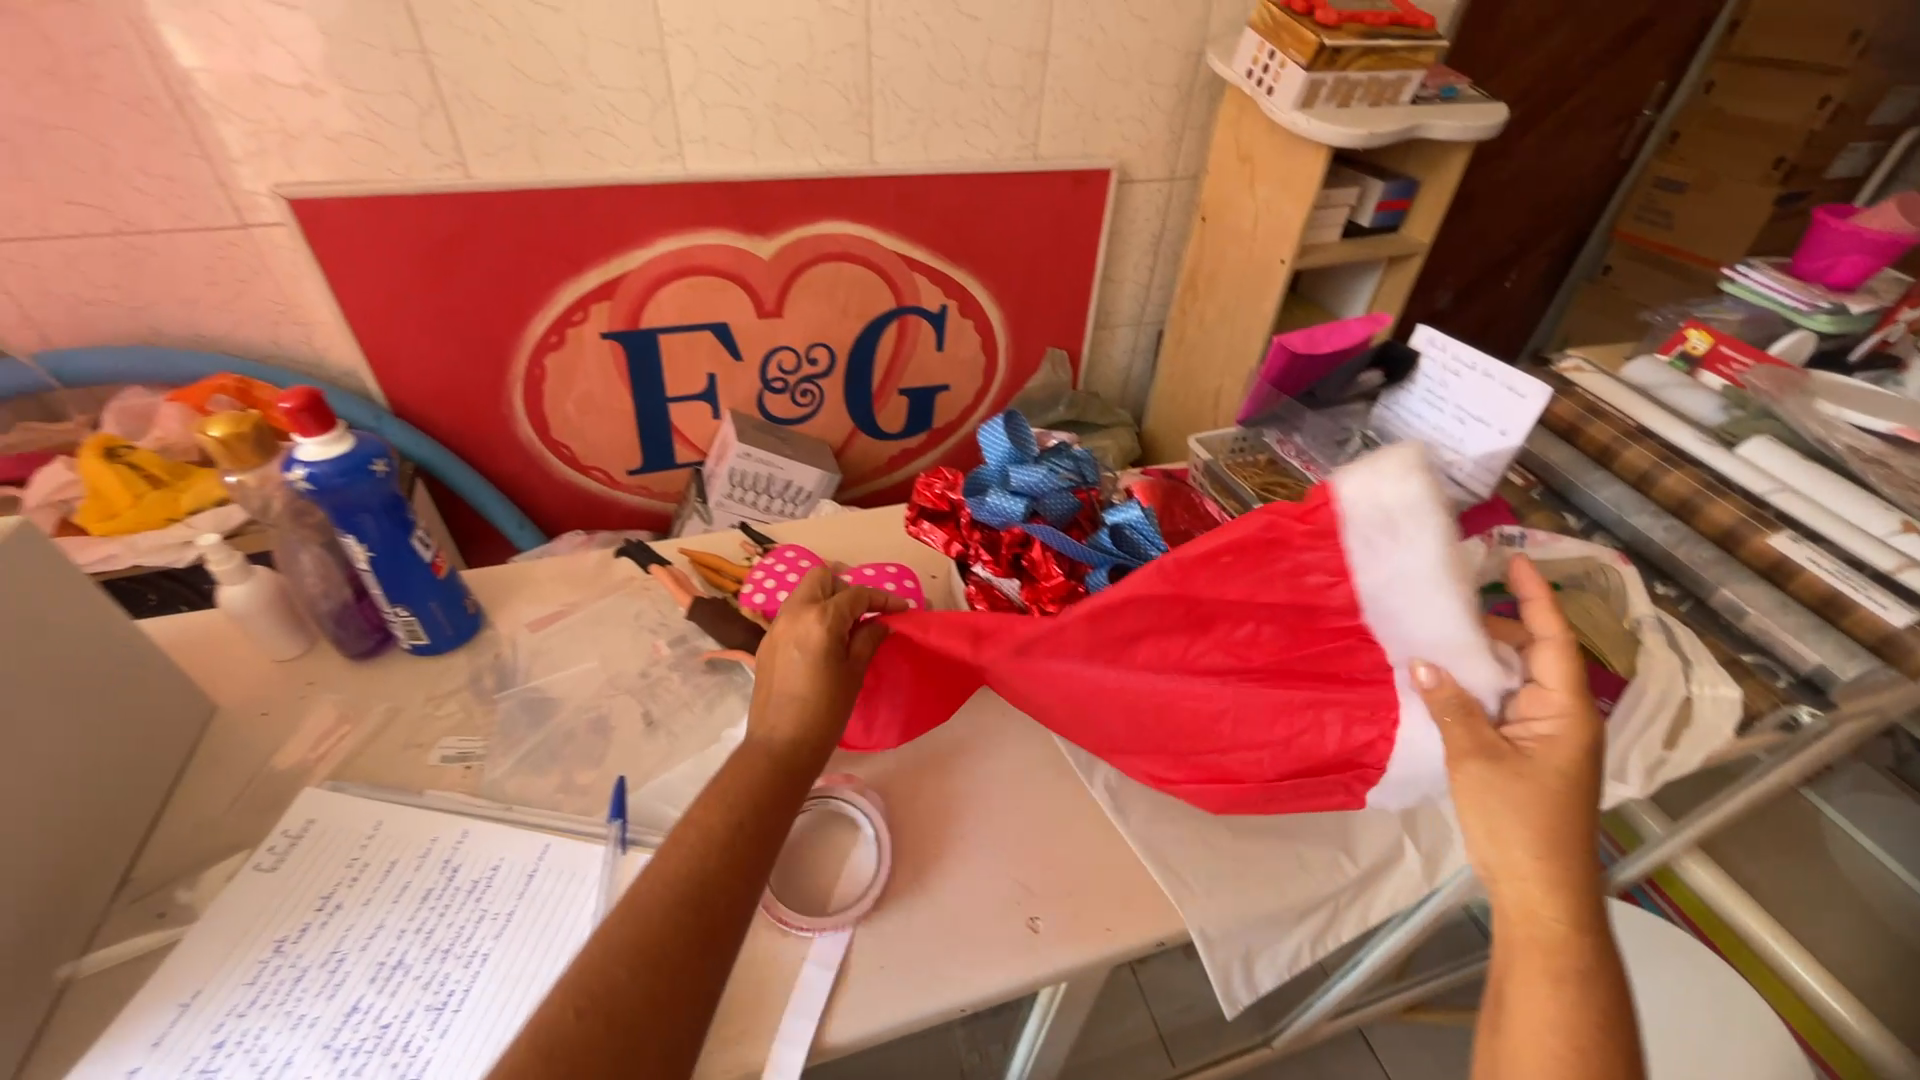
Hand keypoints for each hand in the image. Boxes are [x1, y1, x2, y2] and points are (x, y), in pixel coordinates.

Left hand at [745, 567, 908, 762]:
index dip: (882, 599)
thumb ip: (868, 639)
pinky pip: (792, 613)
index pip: (856, 594)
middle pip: (822, 577)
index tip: (901, 610)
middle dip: (846, 586)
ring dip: (826, 598)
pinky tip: (822, 641)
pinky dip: (810, 615)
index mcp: (821, 619)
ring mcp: (776, 626)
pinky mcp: (766, 642)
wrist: (781, 746)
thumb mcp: (854, 673)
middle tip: (864, 611)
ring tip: (845, 625)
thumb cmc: (826, 711)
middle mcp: (795, 613)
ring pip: (803, 592)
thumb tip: (881, 623)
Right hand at [1411, 553, 1605, 916]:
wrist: (1538, 890)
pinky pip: (1499, 707)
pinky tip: (1438, 685)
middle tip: (1444, 607)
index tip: (1514, 560)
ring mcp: (1543, 737)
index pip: (1553, 639)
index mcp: (1564, 710)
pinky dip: (1472, 690)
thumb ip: (1451, 705)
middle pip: (1531, 656)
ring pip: (1512, 682)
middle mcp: (1560, 716)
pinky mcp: (1524, 755)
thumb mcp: (1476, 757)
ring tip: (1433, 639)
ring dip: (1478, 661)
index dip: (1536, 598)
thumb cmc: (1517, 821)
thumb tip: (1424, 661)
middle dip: (1494, 628)